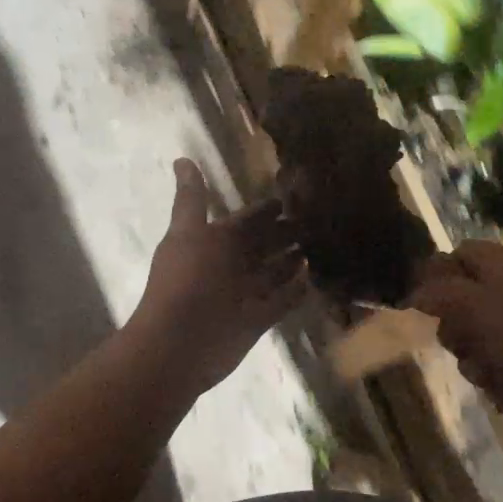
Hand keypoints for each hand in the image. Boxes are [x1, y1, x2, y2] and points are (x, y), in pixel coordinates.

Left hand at [127, 160, 307, 396]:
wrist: (179, 343)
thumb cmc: (186, 281)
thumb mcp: (189, 233)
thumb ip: (193, 199)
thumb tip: (181, 158)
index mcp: (214, 241)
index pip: (248, 219)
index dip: (268, 209)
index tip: (296, 194)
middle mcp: (230, 265)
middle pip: (264, 244)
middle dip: (286, 232)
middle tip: (321, 218)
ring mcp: (245, 293)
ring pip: (274, 272)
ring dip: (293, 260)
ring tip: (324, 244)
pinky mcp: (258, 319)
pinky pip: (282, 301)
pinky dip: (296, 291)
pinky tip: (316, 278)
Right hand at [407, 240, 502, 422]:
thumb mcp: (475, 310)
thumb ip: (439, 295)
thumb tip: (414, 290)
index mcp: (499, 262)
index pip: (453, 257)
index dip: (432, 282)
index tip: (422, 314)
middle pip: (464, 302)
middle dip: (457, 333)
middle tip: (465, 350)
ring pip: (485, 337)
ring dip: (480, 362)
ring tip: (494, 381)